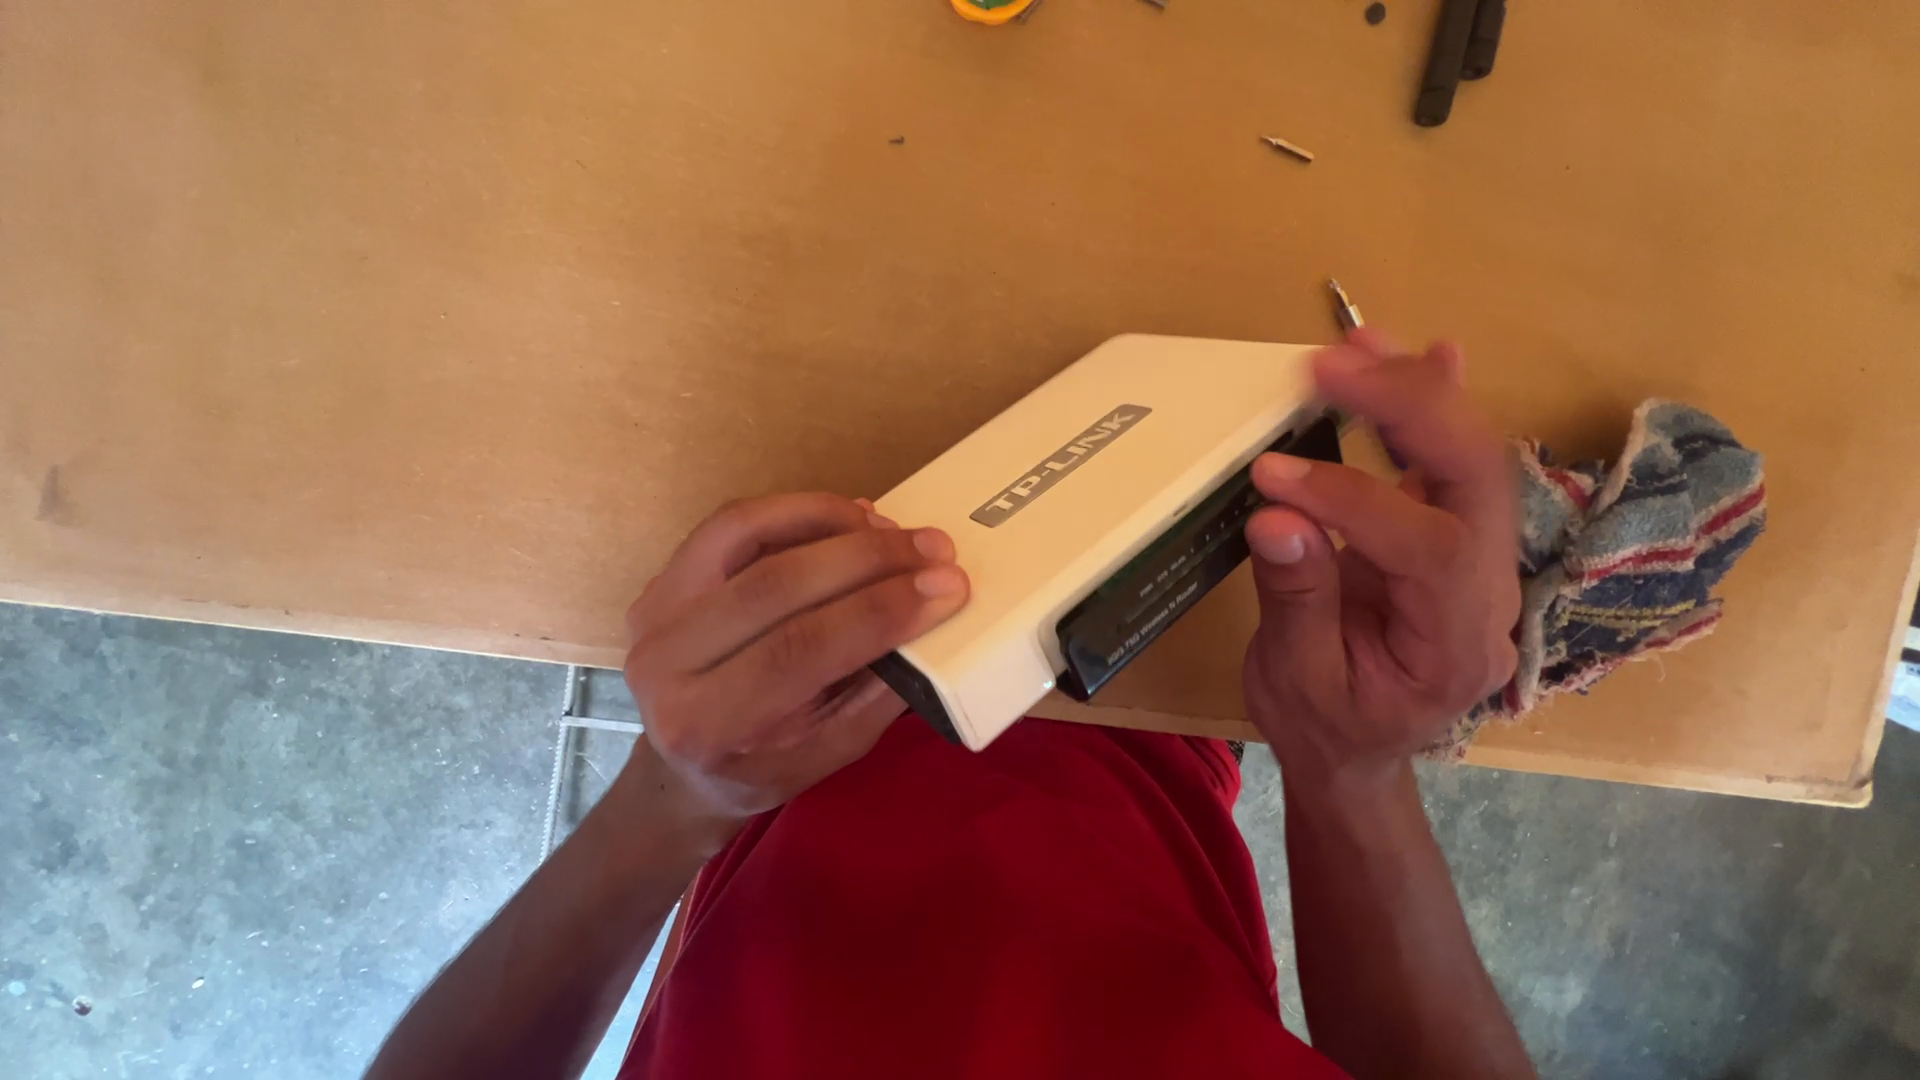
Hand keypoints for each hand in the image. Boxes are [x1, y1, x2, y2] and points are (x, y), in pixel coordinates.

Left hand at [621, 493, 969, 829]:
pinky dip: (800, 511)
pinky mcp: (664, 577)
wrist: (685, 767)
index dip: (880, 610)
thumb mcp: (834, 748)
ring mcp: (655, 610)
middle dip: (869, 559)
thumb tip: (929, 612)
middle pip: (776, 585)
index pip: (800, 649)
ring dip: (835, 522)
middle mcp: (665, 662)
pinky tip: (852, 518)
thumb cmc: (765, 767)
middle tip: (936, 549)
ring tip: (896, 528)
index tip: (947, 587)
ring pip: (748, 534)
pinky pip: (736, 521)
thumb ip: (878, 687)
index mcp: (708, 723)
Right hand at [1242, 329, 1518, 789]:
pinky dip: (1438, 411)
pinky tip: (1432, 356)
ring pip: (1472, 461)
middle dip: (1407, 411)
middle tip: (1333, 368)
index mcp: (1454, 641)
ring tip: (1364, 343)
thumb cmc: (1324, 726)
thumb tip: (1276, 515)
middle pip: (1474, 480)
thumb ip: (1297, 599)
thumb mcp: (1296, 678)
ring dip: (1420, 395)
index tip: (1272, 473)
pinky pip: (1455, 470)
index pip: (1423, 545)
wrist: (1357, 751)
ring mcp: (1478, 563)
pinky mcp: (1450, 542)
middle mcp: (1488, 592)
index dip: (1349, 499)